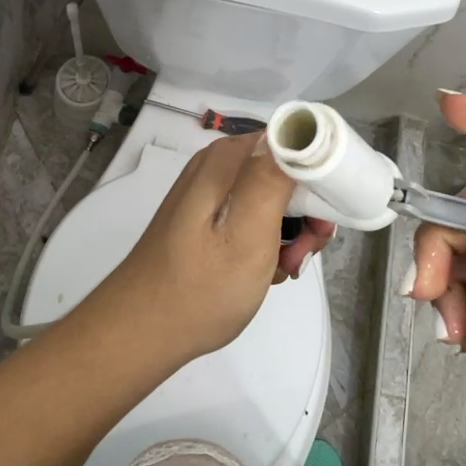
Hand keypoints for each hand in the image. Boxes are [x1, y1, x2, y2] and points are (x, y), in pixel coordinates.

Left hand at [81, 134, 321, 364]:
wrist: (142, 331)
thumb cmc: (201, 288)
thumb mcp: (246, 235)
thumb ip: (271, 180)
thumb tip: (295, 134)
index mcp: (227, 160)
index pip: (290, 141)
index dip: (318, 174)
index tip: (323, 218)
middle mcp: (218, 167)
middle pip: (284, 171)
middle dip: (305, 211)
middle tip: (302, 254)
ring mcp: (210, 193)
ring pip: (272, 197)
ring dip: (289, 232)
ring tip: (282, 269)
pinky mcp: (206, 218)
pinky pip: (252, 216)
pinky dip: (266, 242)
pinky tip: (263, 272)